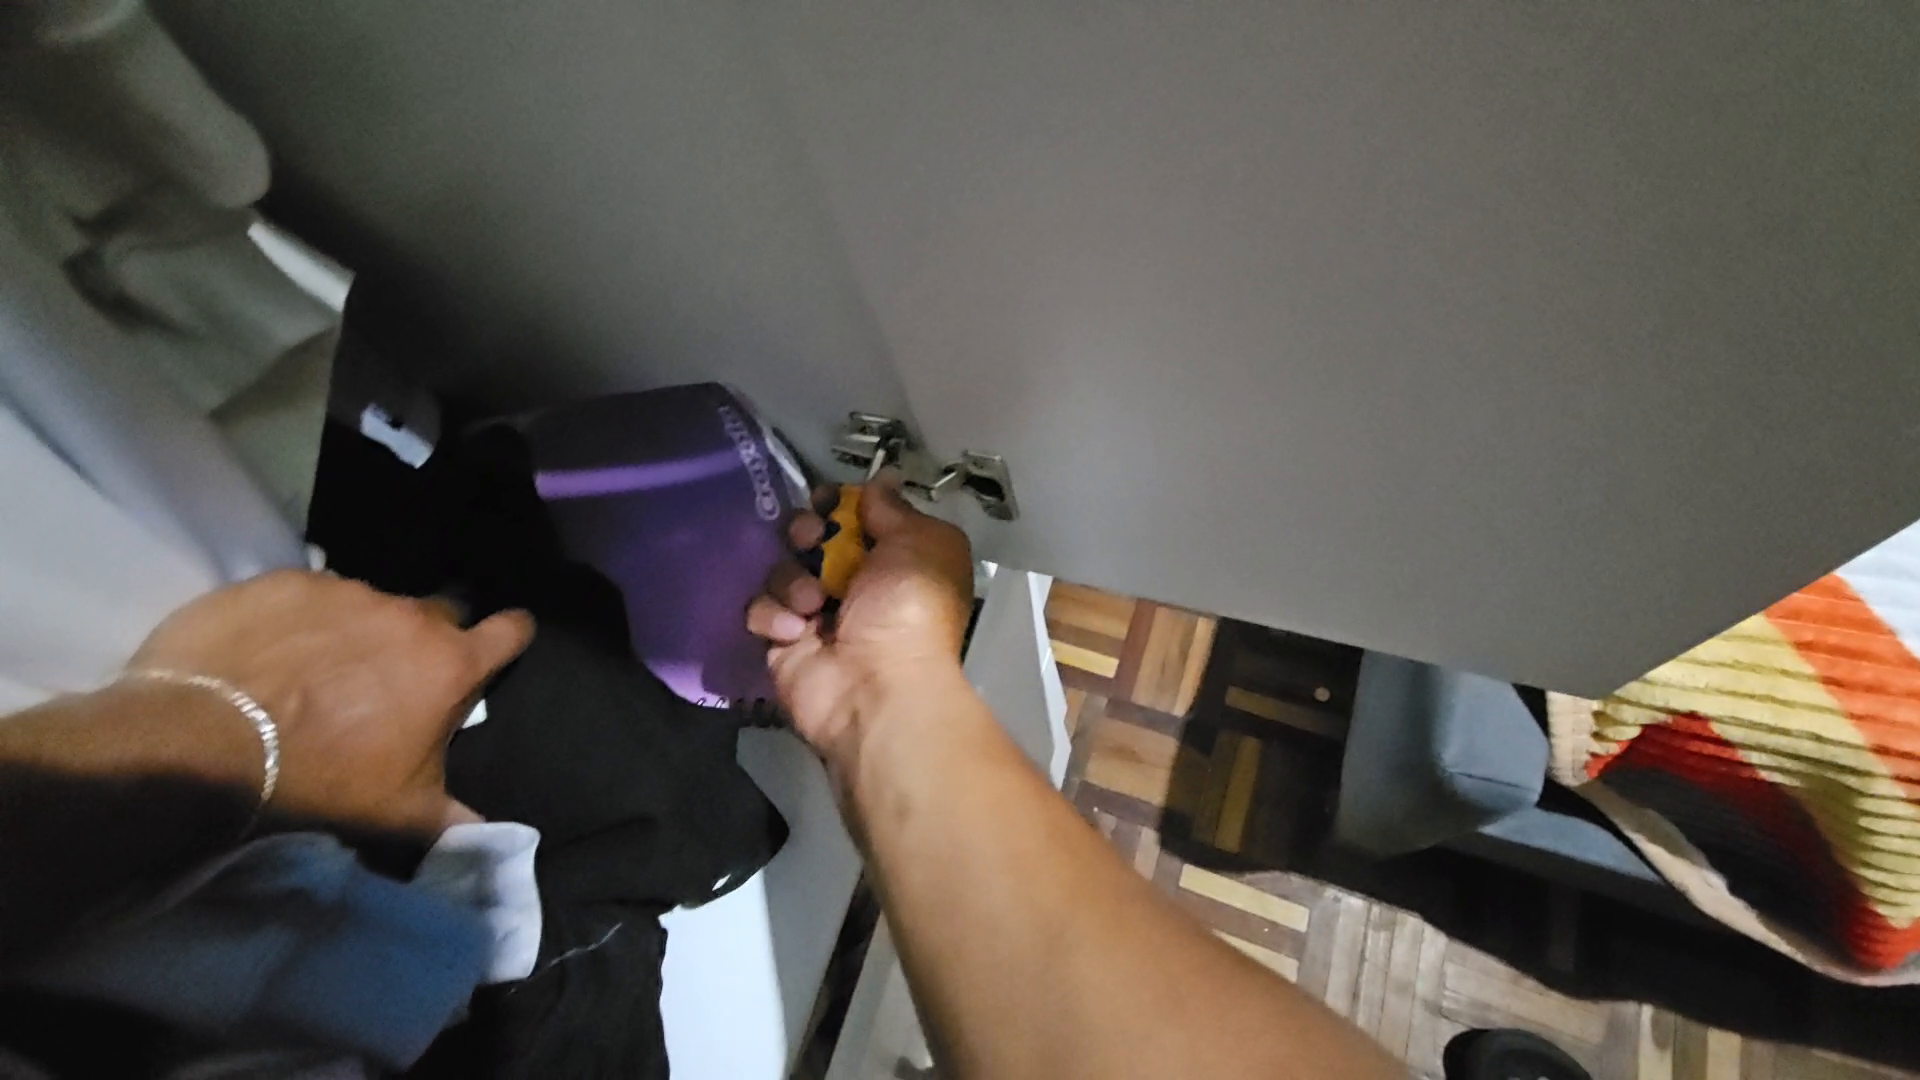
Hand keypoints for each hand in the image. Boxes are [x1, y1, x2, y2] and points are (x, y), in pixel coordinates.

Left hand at [128, 570, 533, 836]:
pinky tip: (271, 650)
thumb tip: (489, 834)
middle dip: (430, 635)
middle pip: (444, 610)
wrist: (197, 749)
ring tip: (318, 665)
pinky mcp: (286, 584)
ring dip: (361, 628)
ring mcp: (349, 594)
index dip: (511, 635)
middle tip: (394, 671)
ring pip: (373, 603)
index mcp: (452, 665)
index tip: (500, 645)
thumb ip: (454, 817)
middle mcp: (412, 617)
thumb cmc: (320, 781)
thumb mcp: (398, 813)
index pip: (513, 629)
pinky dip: (302, 618)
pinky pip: (309, 595)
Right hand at [747, 472, 973, 766]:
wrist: (878, 686)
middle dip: (807, 530)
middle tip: (814, 540)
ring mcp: (815, 612)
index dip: (837, 502)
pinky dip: (775, 615)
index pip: (854, 514)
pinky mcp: (782, 641)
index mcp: (893, 557)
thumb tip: (884, 479)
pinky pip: (760, 608)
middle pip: (810, 535)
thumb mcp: (922, 543)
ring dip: (793, 578)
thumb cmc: (910, 607)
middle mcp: (854, 582)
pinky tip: (798, 632)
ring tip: (813, 602)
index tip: (828, 500)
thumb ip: (895, 509)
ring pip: (781, 567)